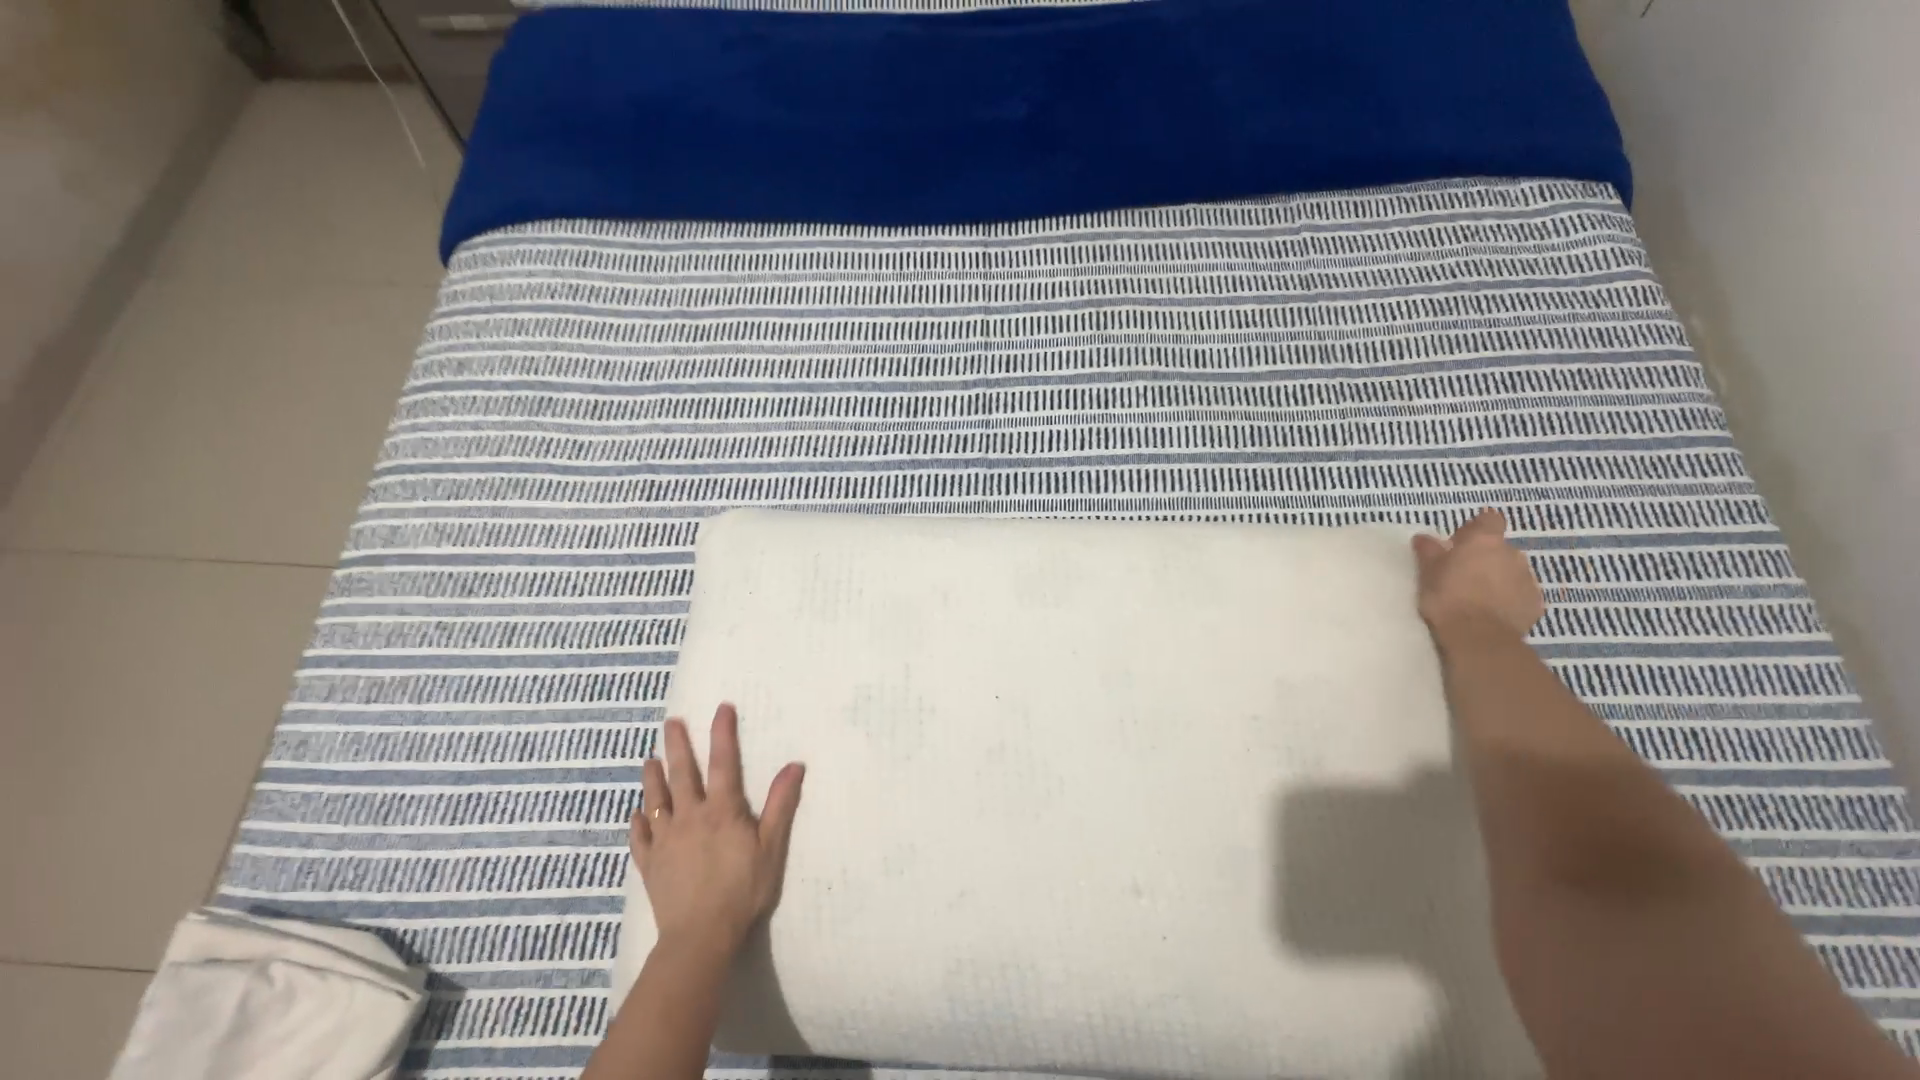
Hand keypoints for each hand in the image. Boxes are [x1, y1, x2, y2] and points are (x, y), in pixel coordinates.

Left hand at [632, 704, 804, 957]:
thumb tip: (794, 766)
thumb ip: (780, 805)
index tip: (721, 708)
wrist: (701, 935)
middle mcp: (689, 817)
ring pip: (656, 799)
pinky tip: (635, 813)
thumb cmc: (743, 891)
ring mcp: (665, 840)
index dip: (722, 733)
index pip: (724, 762)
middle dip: (677, 745)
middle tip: (671, 722)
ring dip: (652, 776)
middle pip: (682, 773)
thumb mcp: (771, 847)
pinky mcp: (649, 864)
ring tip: (650, 758)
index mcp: (722, 810)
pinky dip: (637, 822)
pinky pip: (639, 837)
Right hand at [1411, 508, 1544, 640]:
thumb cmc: (1448, 598)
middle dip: (1486, 557)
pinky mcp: (1536, 603)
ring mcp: (1528, 579)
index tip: (1460, 543)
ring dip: (1499, 578)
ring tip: (1479, 597)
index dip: (1476, 528)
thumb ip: (1428, 551)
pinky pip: (1521, 594)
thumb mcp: (1428, 572)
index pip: (1490, 519)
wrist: (1478, 637)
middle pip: (1500, 548)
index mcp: (1485, 541)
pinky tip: (1493, 613)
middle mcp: (1512, 554)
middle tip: (1464, 574)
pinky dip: (1509, 599)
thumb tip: (1424, 537)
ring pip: (1512, 571)